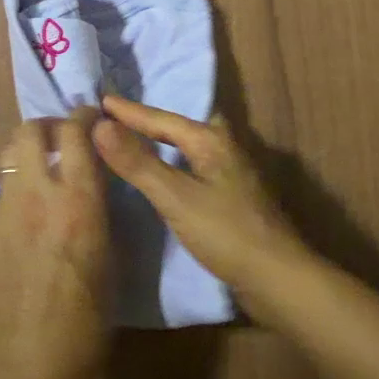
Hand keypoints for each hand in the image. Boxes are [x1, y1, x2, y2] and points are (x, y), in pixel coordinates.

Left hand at [0, 109, 111, 378]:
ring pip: (9, 160)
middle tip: (60, 140)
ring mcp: (3, 212)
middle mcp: (37, 194)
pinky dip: (17, 199)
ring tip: (42, 176)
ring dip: (27, 158)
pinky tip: (26, 229)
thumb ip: (97, 204)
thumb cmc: (89, 315)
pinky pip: (1, 201)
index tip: (90, 117)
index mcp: (78, 199)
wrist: (33, 361)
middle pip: (29, 130)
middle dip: (46, 126)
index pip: (75, 130)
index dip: (83, 115)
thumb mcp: (110, 250)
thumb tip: (92, 178)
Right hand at [91, 94, 312, 306]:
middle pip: (179, 127)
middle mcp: (225, 146)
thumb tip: (101, 124)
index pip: (161, 118)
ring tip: (134, 140)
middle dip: (149, 120)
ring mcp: (233, 172)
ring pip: (189, 147)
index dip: (129, 112)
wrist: (278, 278)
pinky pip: (194, 167)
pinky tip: (165, 176)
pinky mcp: (233, 196)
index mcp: (211, 139)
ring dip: (161, 142)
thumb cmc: (226, 233)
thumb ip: (138, 162)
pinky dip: (173, 164)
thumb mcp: (176, 198)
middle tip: (118, 115)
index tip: (99, 100)